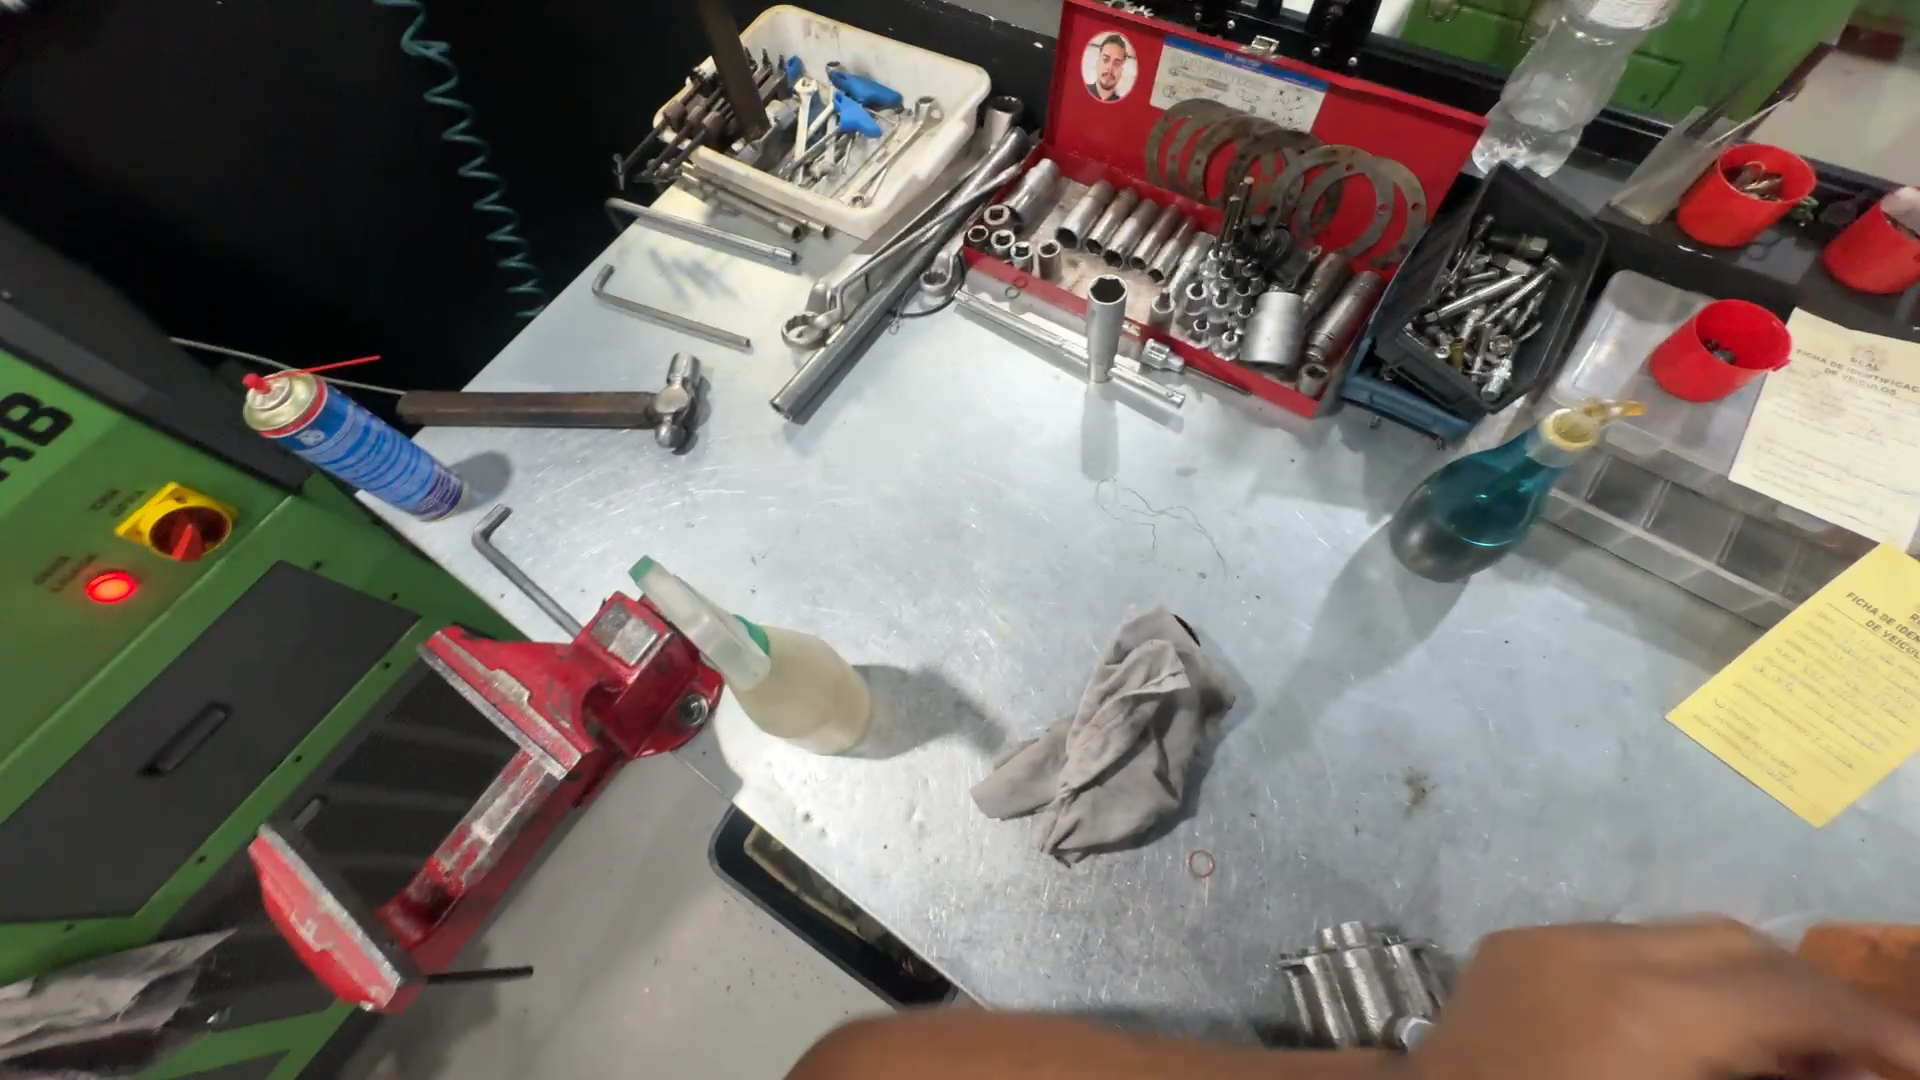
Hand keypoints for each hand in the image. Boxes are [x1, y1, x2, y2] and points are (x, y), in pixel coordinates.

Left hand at [1409, 919, 1919, 1079]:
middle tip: (1855, 1061)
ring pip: (1670, 935)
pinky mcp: (1510, 942)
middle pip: (1731, 941)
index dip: (1873, 1027)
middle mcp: (1591, 948)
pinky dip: (1665, 975)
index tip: (1916, 1060)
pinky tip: (1683, 1029)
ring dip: (1734, 981)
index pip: (1788, 990)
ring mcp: (1541, 936)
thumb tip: (1845, 1067)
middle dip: (1806, 994)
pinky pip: (1610, 942)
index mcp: (1648, 1006)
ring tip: (1772, 1050)